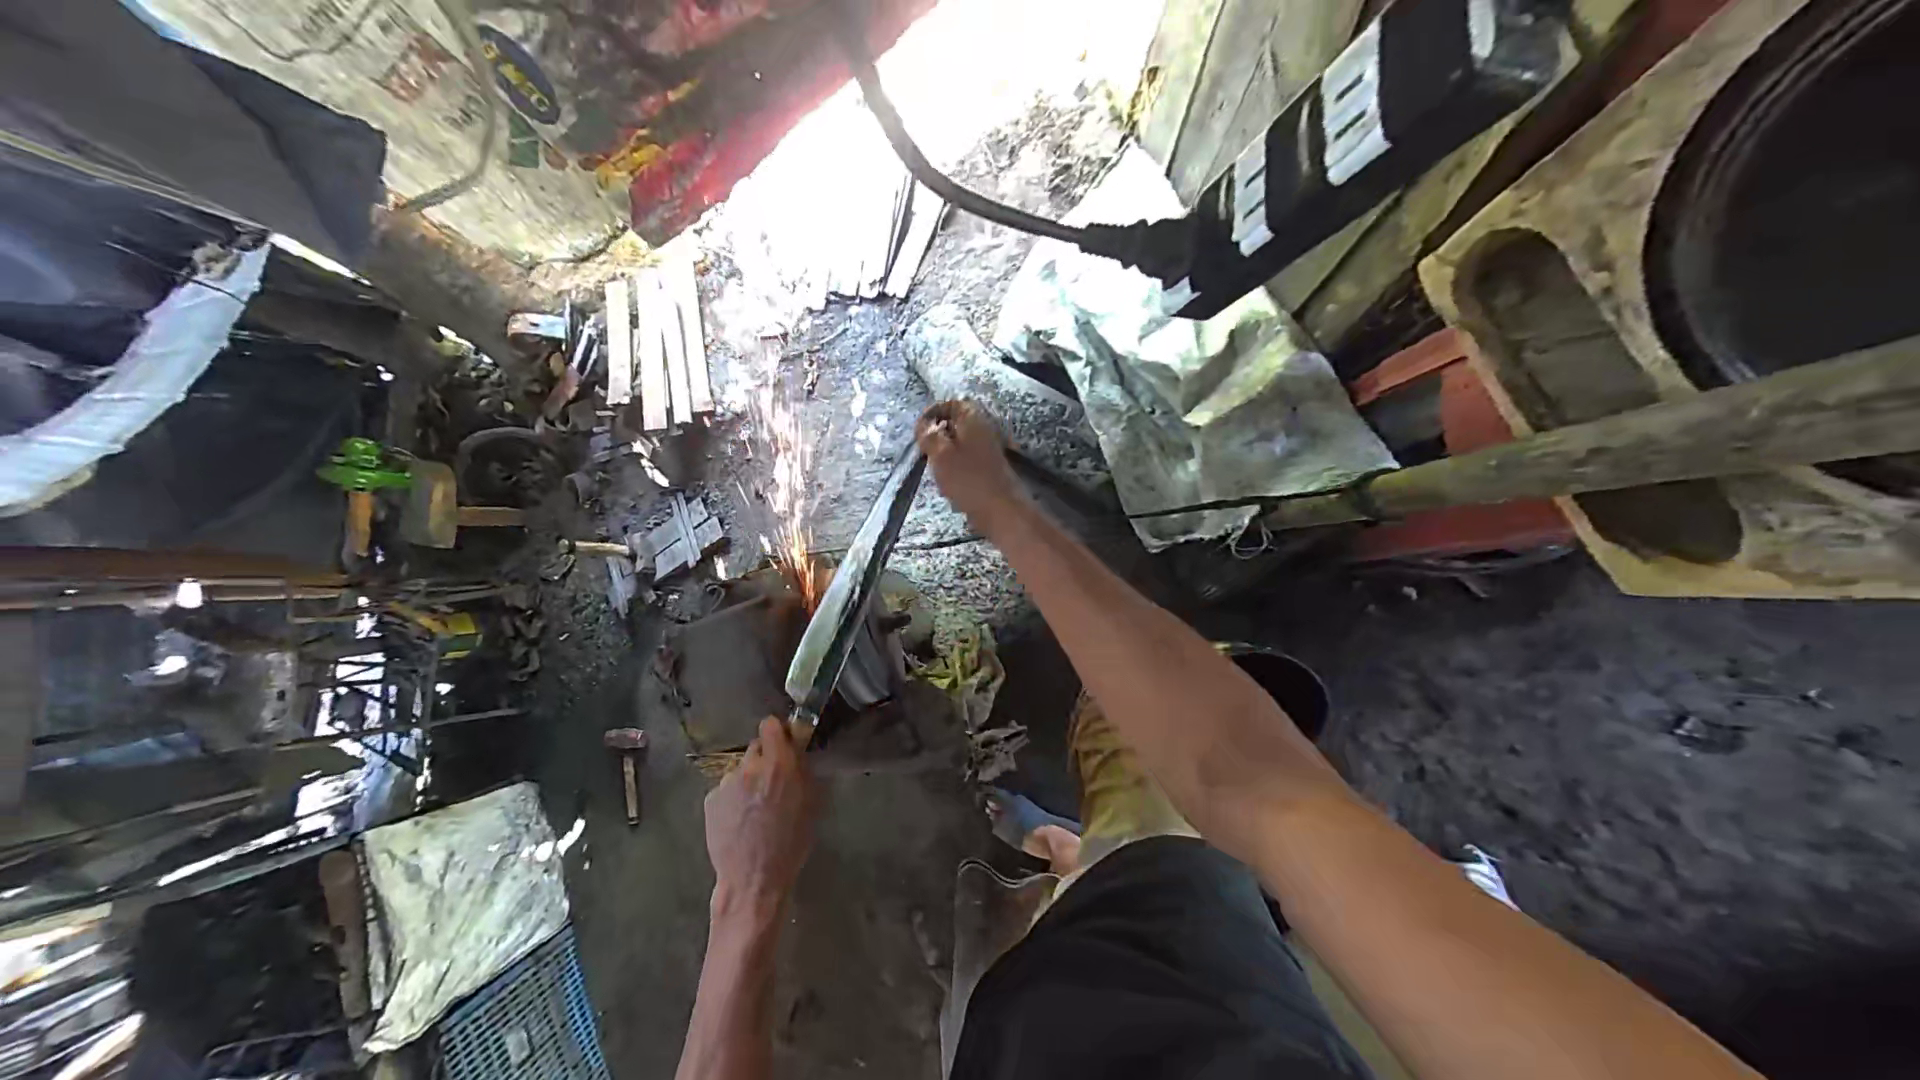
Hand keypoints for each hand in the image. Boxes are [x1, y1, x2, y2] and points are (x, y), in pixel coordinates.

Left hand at [704, 717, 818, 921]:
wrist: (754, 878)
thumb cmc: (791, 842)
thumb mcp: (812, 802)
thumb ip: (803, 769)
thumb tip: (796, 750)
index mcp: (779, 764)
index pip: (770, 725)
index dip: (777, 733)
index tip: (783, 745)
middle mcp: (750, 766)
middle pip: (756, 748)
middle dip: (765, 760)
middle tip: (772, 784)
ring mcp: (727, 782)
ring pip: (740, 770)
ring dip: (748, 781)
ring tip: (754, 809)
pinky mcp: (711, 800)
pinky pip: (726, 790)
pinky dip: (733, 799)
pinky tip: (739, 821)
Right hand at [917, 400, 1029, 535]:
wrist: (1002, 511)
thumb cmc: (968, 479)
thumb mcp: (940, 454)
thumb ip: (929, 436)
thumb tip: (924, 425)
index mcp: (973, 419)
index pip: (951, 404)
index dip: (932, 414)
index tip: (919, 431)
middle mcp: (984, 430)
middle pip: (955, 426)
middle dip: (937, 438)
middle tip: (925, 453)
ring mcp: (988, 451)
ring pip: (959, 447)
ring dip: (944, 458)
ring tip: (937, 473)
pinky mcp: (989, 470)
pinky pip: (966, 464)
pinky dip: (955, 472)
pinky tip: (951, 488)